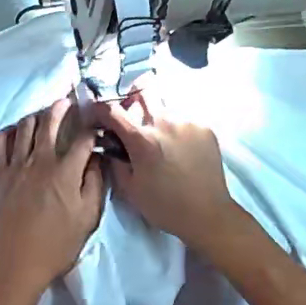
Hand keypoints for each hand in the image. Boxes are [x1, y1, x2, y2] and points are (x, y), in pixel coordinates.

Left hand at [0, 98, 105, 303]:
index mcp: (66, 171)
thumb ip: (95, 184)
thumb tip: (97, 159)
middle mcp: (40, 160)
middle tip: (68, 101)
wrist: (15, 265)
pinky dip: (9, 131)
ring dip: (37, 115)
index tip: (96, 122)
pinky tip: (15, 132)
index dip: (91, 126)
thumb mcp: (88, 219)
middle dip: (62, 107)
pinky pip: (0, 141)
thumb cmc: (57, 246)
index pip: (82, 137)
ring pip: (25, 126)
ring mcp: (15, 165)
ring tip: (43, 114)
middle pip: (51, 121)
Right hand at [88, 92, 242, 252]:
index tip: (97, 112)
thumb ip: (114, 161)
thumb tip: (108, 143)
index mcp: (143, 139)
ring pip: (166, 106)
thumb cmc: (164, 206)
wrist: (207, 214)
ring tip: (161, 138)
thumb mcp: (129, 189)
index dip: (100, 108)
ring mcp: (188, 123)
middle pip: (145, 90)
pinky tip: (180, 148)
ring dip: (157, 116)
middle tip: (132, 114)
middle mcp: (165, 123)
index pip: (113, 110)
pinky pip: (184, 119)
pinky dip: (177, 128)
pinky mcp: (205, 128)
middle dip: (133, 98)